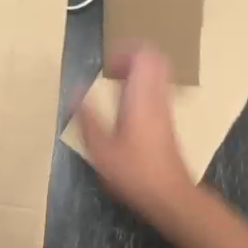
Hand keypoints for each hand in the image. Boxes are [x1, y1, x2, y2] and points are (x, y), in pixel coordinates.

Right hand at [75, 44, 195, 222]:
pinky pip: (160, 88)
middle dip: (133, 56)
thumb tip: (75, 91)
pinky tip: (127, 105)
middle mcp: (157, 96)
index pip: (144, 55)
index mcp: (141, 97)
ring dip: (139, 71)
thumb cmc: (134, 173)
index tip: (106, 63)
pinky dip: (144, 86)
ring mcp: (167, 108)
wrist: (171, 197)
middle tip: (112, 67)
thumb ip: (87, 117)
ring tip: (117, 82)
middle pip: (155, 58)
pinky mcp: (169, 121)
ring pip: (159, 73)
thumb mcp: (101, 149)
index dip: (125, 50)